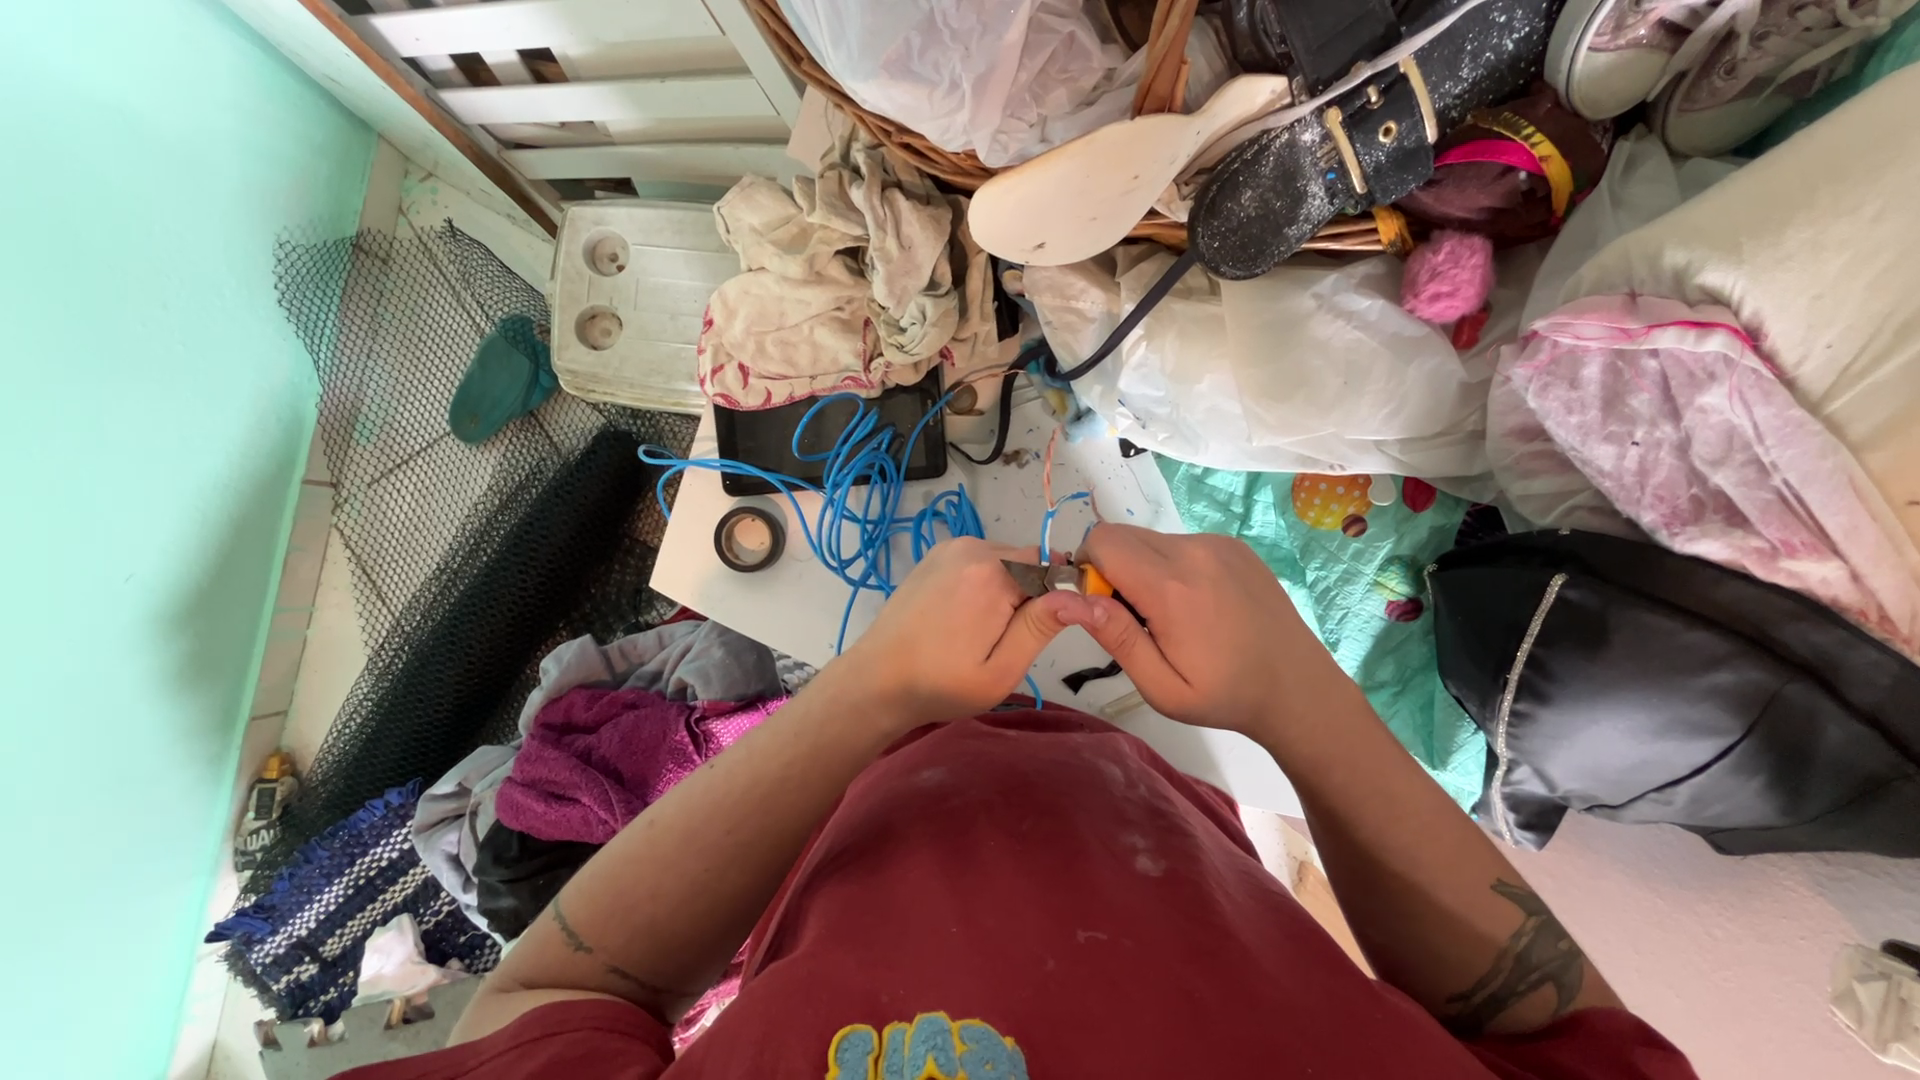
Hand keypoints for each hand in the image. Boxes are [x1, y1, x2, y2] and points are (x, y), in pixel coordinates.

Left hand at [841, 537, 1091, 728]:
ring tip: (980, 630)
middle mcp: (972, 547)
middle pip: (1027, 560)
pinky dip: (983, 583)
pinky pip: (979, 560)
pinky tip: (964, 616)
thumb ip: (1040, 627)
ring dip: (1006, 588)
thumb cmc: (942, 684)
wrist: (877, 680)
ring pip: (1004, 559)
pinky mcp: (935, 556)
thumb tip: (1079, 594)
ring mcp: (950, 548)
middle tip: (1004, 638)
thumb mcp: (1001, 669)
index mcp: (993, 572)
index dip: (1055, 597)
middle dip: (1028, 593)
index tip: (1038, 631)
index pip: (1052, 566)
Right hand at [1069, 524, 1351, 736]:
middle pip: (1121, 534)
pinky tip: (1196, 604)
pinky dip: (1171, 566)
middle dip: (1110, 568)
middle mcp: (1194, 552)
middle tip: (1133, 615)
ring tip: (1169, 615)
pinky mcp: (1233, 545)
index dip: (1087, 569)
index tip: (1101, 607)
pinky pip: (1180, 543)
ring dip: (1142, 568)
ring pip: (1150, 539)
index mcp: (1172, 588)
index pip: (1102, 543)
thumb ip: (1115, 637)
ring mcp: (1217, 544)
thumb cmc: (1224, 695)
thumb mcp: (1161, 686)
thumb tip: (1068, 600)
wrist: (1297, 686)